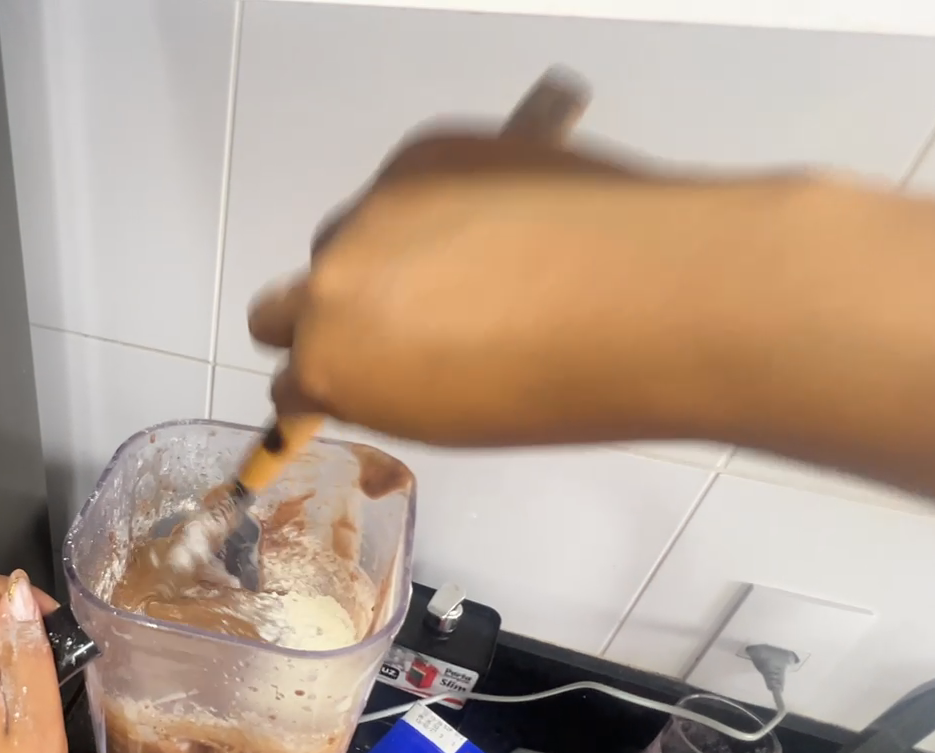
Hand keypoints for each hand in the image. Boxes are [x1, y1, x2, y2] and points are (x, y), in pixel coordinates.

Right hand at [251, 126, 806, 446]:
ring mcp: (370, 213)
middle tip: (386, 328)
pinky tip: (486, 223)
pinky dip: (420, 209)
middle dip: (314, 324)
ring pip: (336, 241)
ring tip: (457, 267)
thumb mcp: (436, 418)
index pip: (287, 382)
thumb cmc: (549, 391)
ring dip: (369, 261)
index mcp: (328, 367)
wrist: (659, 296)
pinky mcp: (421, 153)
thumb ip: (375, 388)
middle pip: (274, 309)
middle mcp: (327, 286)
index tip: (357, 385)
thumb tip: (368, 363)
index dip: (322, 387)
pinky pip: (393, 190)